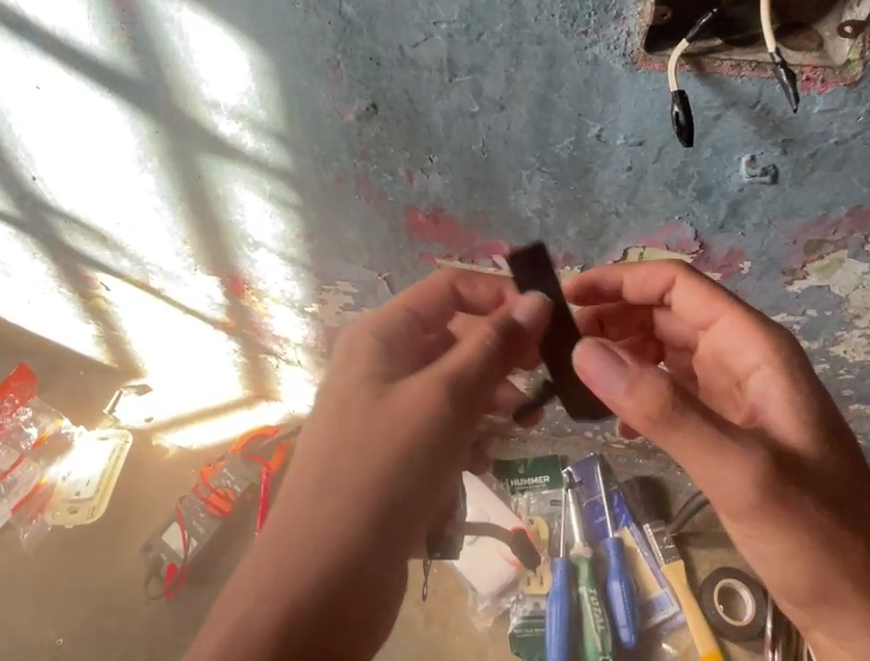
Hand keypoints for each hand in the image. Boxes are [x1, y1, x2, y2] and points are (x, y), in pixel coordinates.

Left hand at [185, 268, 550, 660]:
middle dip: (500, 354)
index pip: (449, 288)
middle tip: (542, 383)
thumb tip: (538, 298)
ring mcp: (385, 412)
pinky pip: (442, 429)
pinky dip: (469, 437)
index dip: (499, 296)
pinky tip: (487, 462)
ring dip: (490, 398)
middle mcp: (380, 363)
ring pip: (452, 386)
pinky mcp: (393, 457)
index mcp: (381, 333)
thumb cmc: (384, 471)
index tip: (547, 326)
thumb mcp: (445, 400)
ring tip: (523, 424)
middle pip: (453, 336)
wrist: (322, 580)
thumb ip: (493, 347)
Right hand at [567, 260, 869, 660]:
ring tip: (574, 376)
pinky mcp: (731, 431)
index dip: (620, 280)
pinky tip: (615, 423)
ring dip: (622, 354)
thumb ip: (661, 408)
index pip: (679, 285)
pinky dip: (640, 395)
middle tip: (556, 343)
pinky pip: (675, 393)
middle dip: (613, 317)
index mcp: (756, 347)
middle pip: (668, 313)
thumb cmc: (815, 535)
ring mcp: (740, 396)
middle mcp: (746, 359)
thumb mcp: (736, 469)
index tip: (565, 297)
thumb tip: (583, 350)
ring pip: (668, 351)